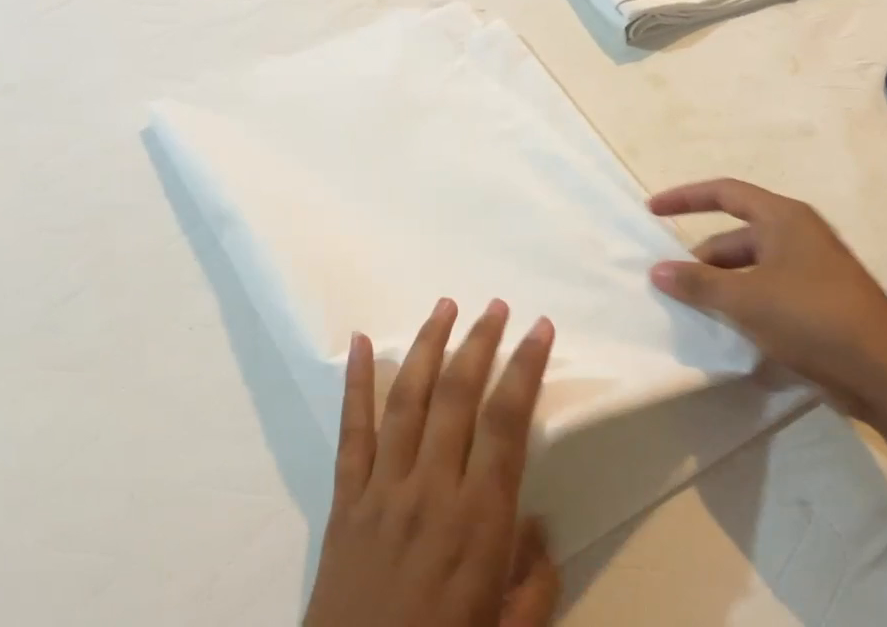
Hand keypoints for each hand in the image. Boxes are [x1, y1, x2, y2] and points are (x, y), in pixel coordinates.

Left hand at [304, 299, 561, 626]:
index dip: (525, 369)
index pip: (508, 424)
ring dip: (429, 347)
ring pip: (408, 400)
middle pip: (458, 397)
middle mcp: (431, 490)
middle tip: (496, 305)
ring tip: (445, 306)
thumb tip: (537, 527)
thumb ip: (533, 582)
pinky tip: (362, 344)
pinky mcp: (345, 500)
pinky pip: (351, 432)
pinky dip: (357, 384)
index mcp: (479, 522)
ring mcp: (382, 490)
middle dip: (479, 343)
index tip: (541, 329)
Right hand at [647, 178, 886, 419]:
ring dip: (720, 288)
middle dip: (701, 260)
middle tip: (670, 286)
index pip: (725, 193)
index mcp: (784, 219)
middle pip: (735, 238)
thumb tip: (657, 270)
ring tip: (692, 313)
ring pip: (750, 271)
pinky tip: (727, 333)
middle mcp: (798, 238)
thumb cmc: (813, 319)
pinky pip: (768, 296)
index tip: (652, 211)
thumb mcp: (746, 299)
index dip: (685, 198)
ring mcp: (811, 272)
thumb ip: (698, 283)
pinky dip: (744, 307)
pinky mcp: (819, 306)